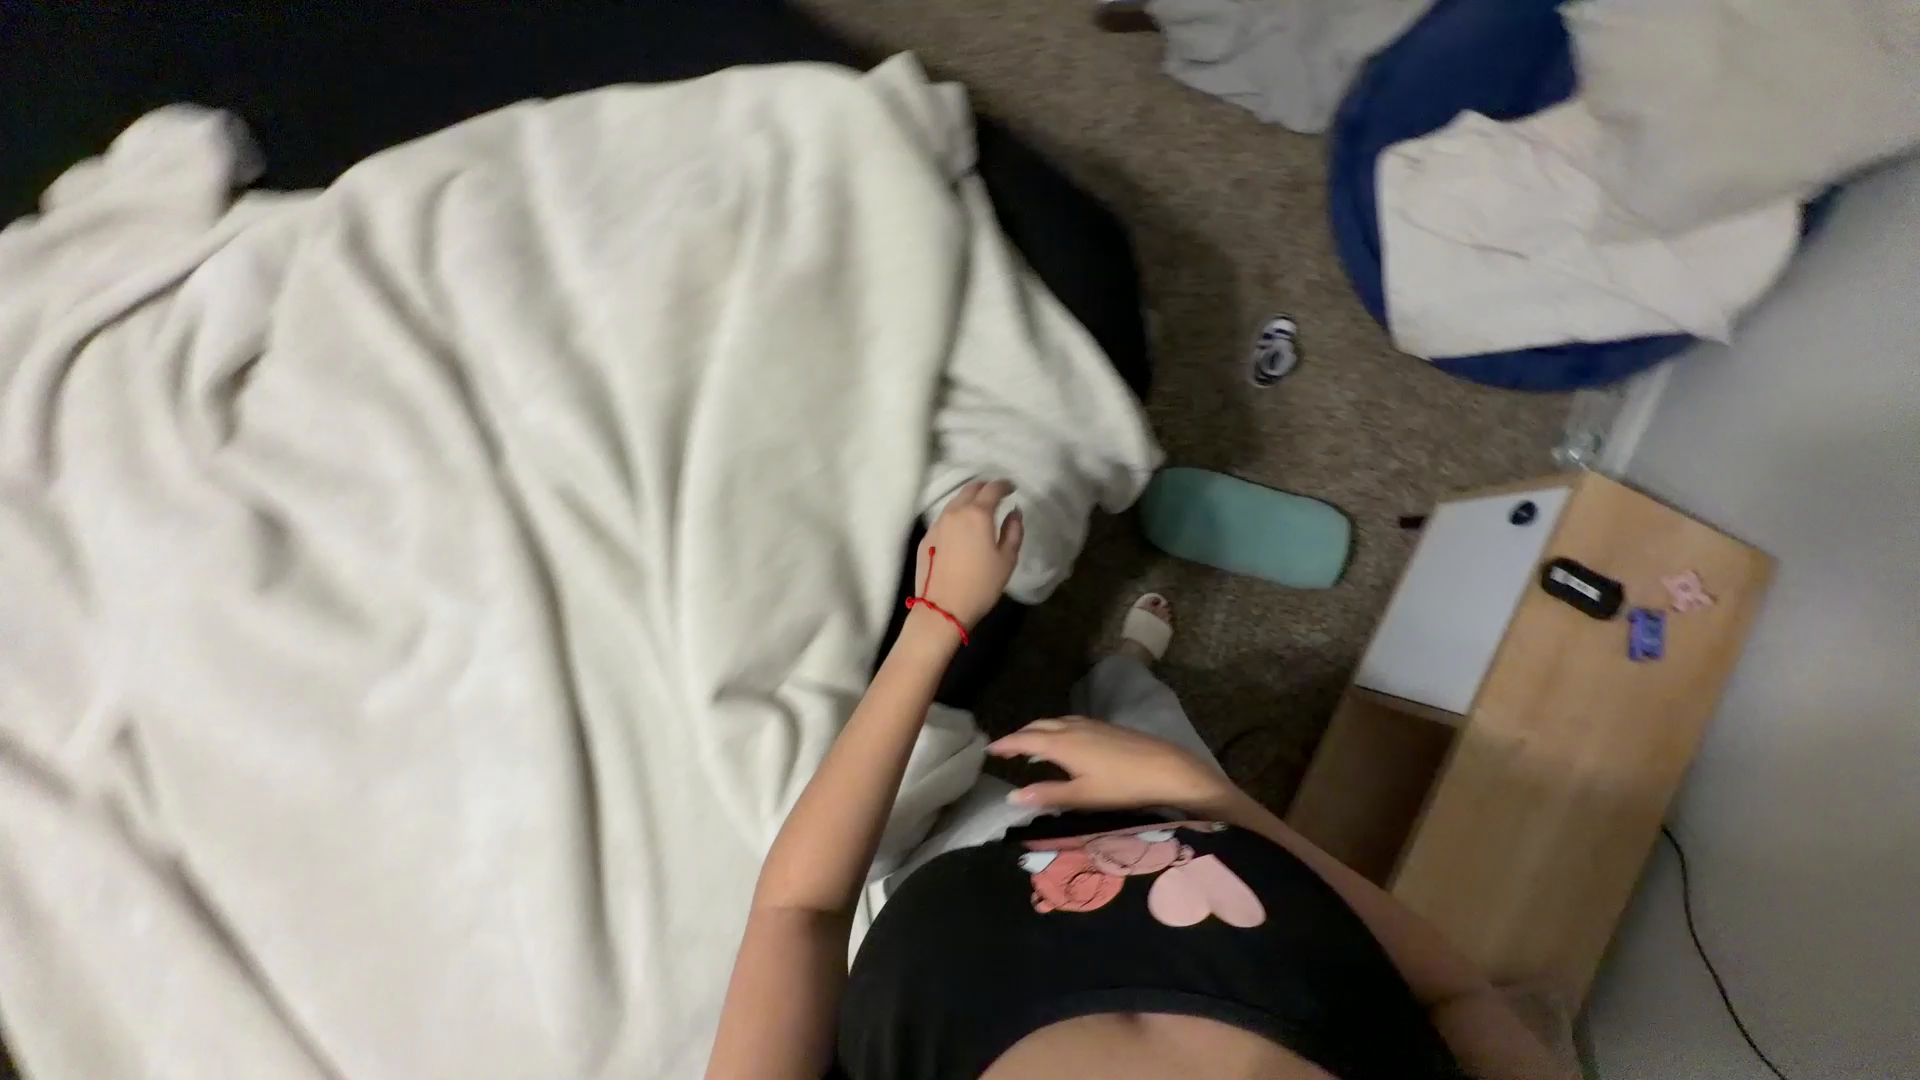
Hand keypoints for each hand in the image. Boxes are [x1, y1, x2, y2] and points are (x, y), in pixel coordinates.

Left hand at [913, 480, 1023, 629]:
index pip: (992, 488)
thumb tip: (1014, 513)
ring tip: (979, 509)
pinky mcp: (926, 537)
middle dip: (985, 487)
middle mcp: (955, 512)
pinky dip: (956, 515)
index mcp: (977, 514)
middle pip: (970, 489)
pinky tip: (962, 527)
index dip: (1004, 485)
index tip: (1012, 488)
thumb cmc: (981, 585)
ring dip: (968, 500)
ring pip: (954, 502)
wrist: (942, 608)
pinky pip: (944, 517)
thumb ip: (1014, 531)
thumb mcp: (1007, 559)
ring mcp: (937, 524)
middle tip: (996, 495)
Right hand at [985, 717, 1237, 812]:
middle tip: (1006, 748)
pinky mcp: (1105, 727)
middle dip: (1019, 735)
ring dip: (1038, 730)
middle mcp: (1072, 728)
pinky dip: (1055, 730)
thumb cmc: (1122, 786)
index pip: (1024, 740)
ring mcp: (1090, 724)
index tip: (989, 749)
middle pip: (1038, 726)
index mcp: (1062, 743)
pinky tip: (1064, 742)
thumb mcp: (1081, 796)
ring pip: (1055, 722)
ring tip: (1030, 744)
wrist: (1166, 769)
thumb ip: (1046, 794)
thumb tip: (1013, 795)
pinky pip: (1069, 723)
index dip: (1006, 745)